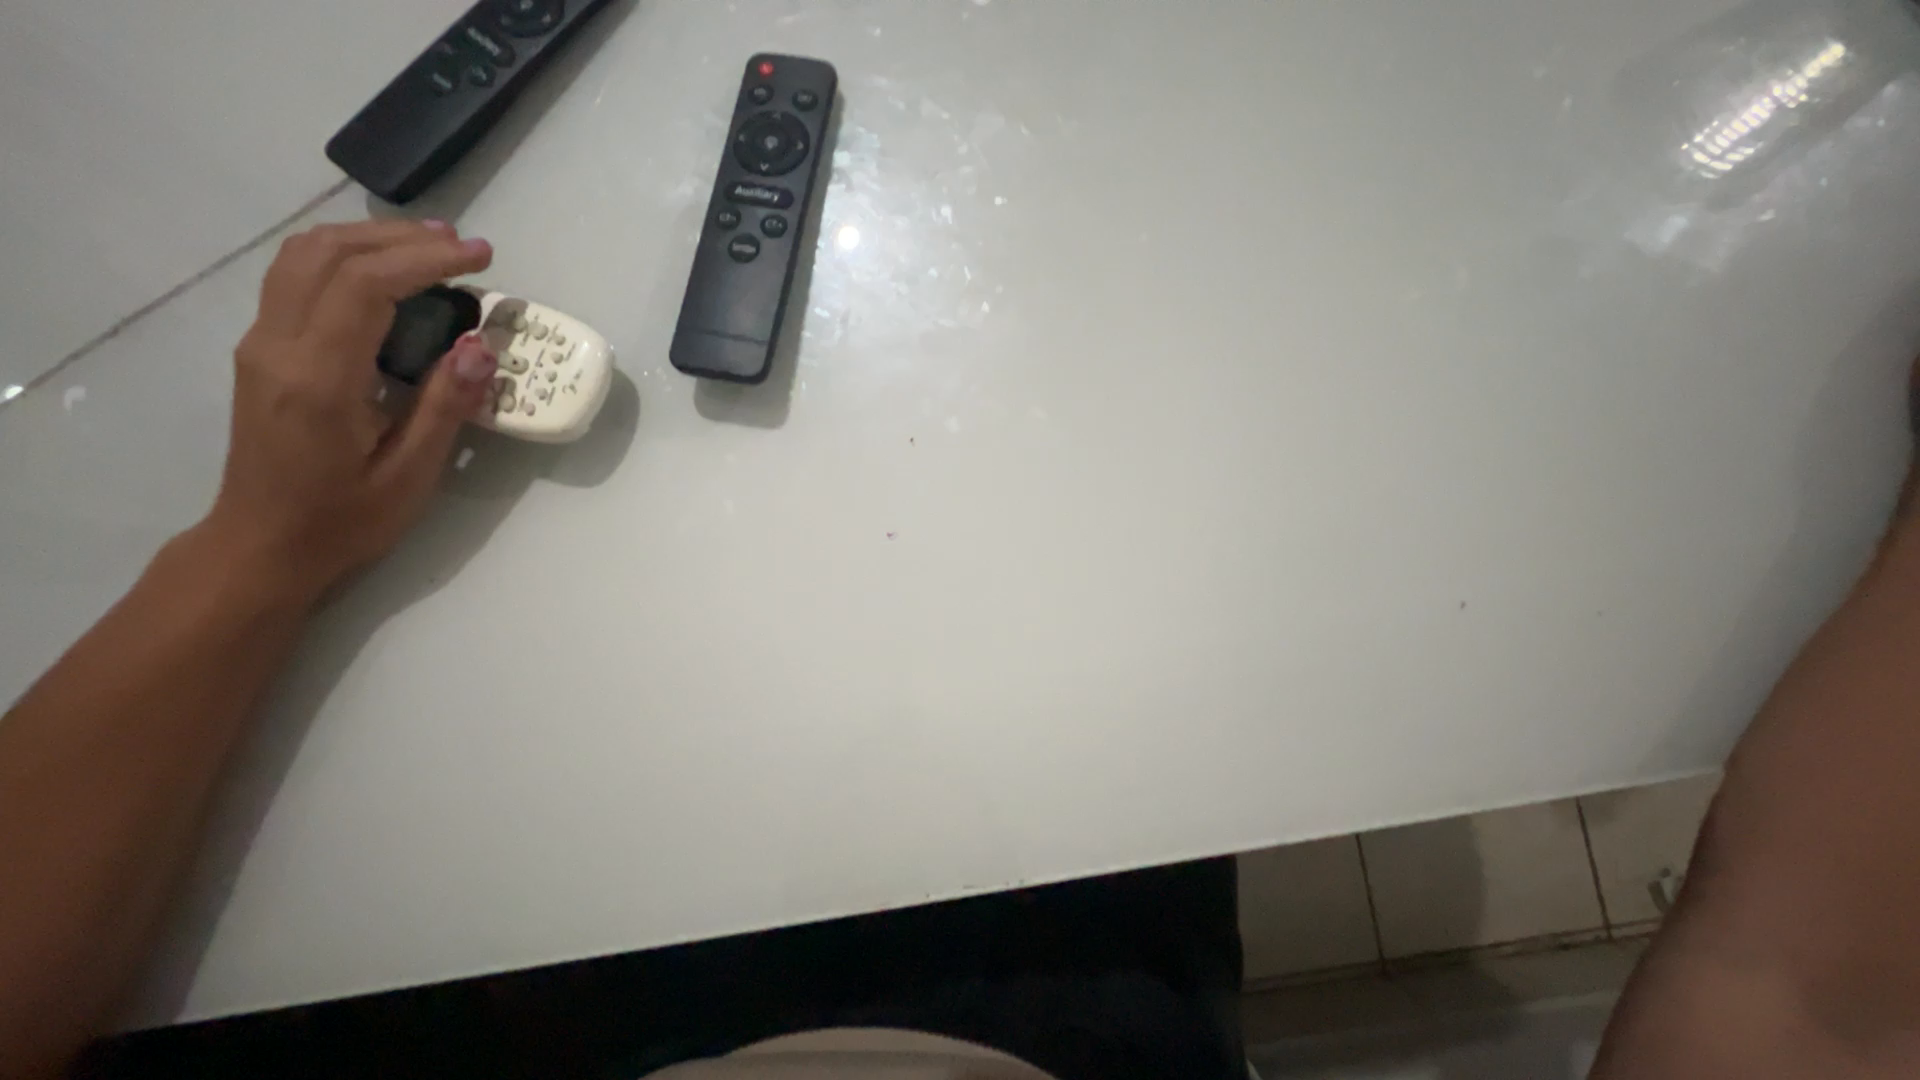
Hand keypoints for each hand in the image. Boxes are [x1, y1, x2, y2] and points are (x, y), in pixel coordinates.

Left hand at [197, 219, 496, 602]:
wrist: (262, 545)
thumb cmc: (344, 520)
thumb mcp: (410, 475)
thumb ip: (444, 406)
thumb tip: (480, 347)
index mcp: (318, 379)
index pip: (365, 286)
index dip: (425, 260)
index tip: (480, 257)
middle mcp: (277, 346)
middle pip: (327, 254)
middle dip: (399, 238)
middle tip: (464, 246)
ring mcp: (262, 344)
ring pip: (303, 256)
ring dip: (368, 239)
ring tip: (430, 246)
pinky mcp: (264, 350)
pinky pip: (297, 278)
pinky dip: (345, 258)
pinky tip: (386, 271)